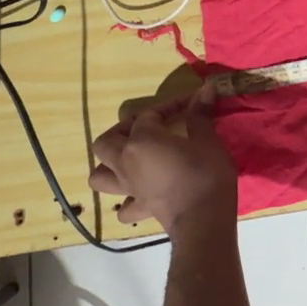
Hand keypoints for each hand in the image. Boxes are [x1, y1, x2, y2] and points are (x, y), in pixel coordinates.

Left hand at [89, 83, 236, 237]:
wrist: (202, 216)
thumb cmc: (205, 172)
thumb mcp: (207, 139)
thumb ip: (200, 114)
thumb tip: (205, 88)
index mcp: (142, 141)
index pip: (149, 115)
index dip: (170, 106)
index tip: (191, 102)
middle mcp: (125, 162)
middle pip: (106, 142)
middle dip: (122, 130)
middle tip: (147, 127)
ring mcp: (127, 188)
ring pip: (99, 175)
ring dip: (109, 164)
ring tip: (130, 158)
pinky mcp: (137, 207)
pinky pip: (122, 203)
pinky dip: (126, 197)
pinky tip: (142, 192)